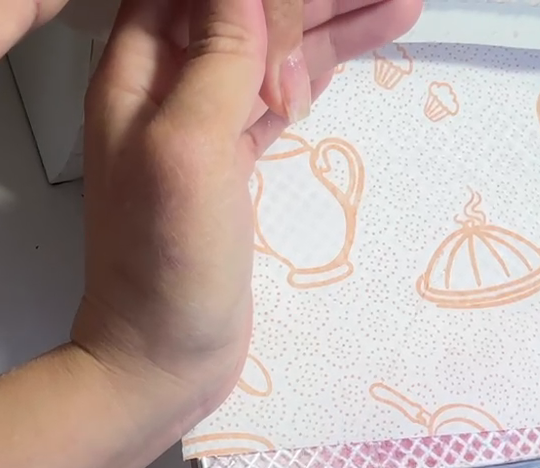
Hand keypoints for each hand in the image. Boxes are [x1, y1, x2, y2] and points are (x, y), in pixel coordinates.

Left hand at [0, 0, 422, 258]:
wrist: (161, 360)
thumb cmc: (165, 266)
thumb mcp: (188, 146)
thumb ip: (217, 53)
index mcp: (137, 72)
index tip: (305, 0)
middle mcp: (164, 89)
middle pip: (238, 7)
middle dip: (301, 1)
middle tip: (374, 1)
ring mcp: (200, 127)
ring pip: (269, 44)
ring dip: (329, 19)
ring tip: (402, 0)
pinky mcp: (231, 165)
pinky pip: (280, 95)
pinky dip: (322, 67)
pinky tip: (375, 35)